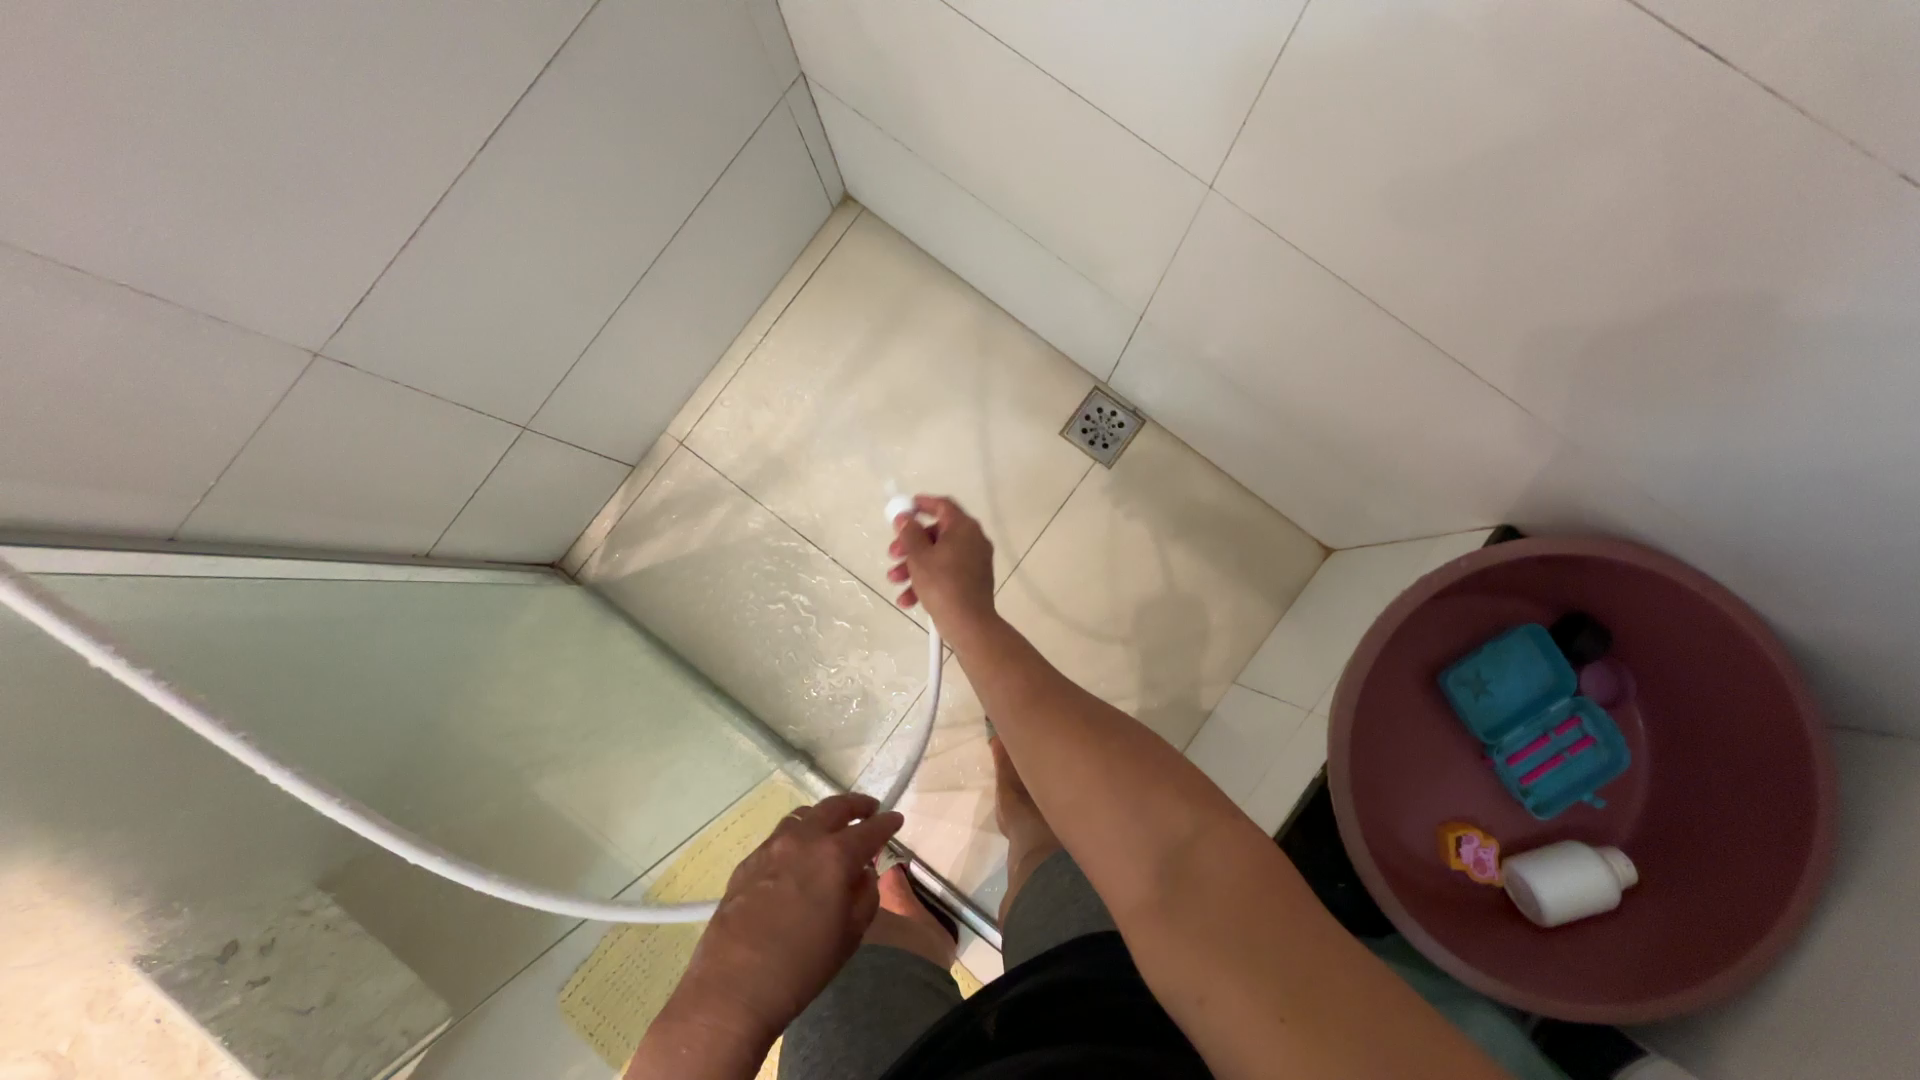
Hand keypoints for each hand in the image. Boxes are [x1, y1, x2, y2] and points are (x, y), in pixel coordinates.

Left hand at [670, 794, 903, 1042]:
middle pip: (834, 807)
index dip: (887, 824)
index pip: (870, 830)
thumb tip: (862, 872)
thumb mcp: (851, 934)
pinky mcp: (746, 863)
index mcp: (835, 856)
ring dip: (822, 817)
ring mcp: (770, 848)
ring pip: (802, 817)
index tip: (896, 820)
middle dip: (856, 805)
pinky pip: (778, 838)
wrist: (734, 986)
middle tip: (869, 810)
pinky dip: (796, 837)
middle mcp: (803, 841)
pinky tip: (796, 858)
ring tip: (830, 829)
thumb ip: (865, 894)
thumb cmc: (803, 966)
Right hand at [887, 495, 996, 633]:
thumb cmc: (942, 584)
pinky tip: (908, 599)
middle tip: (893, 554)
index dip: (922, 504)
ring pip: (938, 556)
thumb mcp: (919, 556)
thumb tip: (905, 517)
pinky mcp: (973, 581)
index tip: (904, 508)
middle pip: (936, 533)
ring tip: (895, 581)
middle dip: (910, 544)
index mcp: (964, 528)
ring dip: (913, 566)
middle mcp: (973, 540)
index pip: (943, 506)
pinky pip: (946, 573)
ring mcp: (975, 562)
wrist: (969, 624)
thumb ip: (910, 533)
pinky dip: (927, 581)